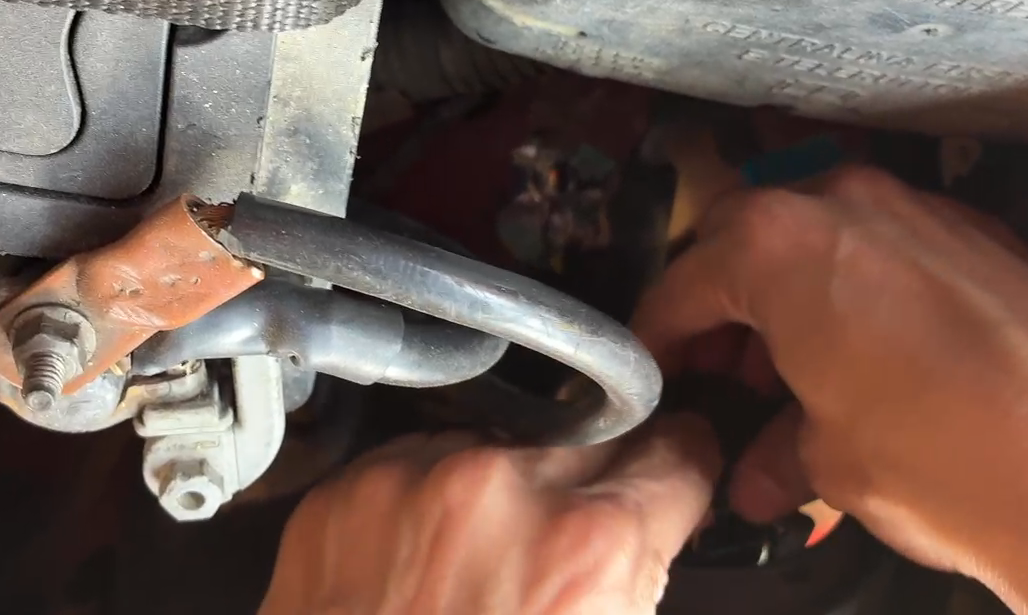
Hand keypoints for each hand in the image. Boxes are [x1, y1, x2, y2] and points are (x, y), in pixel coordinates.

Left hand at [261, 417, 719, 614]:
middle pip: (580, 443)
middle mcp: (499, 489)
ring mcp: (414, 476)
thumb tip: (646, 532)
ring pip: (492, 446)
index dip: (678, 467)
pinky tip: (421, 562)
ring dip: (501, 492)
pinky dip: (429, 499)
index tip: (675, 461)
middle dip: (587, 487)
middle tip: (560, 547)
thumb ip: (631, 583)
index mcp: (584, 549)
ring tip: (479, 567)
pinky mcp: (350, 486)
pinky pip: (415, 464)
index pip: (668, 459)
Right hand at [634, 166, 1027, 614]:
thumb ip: (777, 445)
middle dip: (720, 305)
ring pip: (810, 239)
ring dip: (788, 296)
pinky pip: (882, 247)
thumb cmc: (964, 462)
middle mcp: (834, 203)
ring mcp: (911, 209)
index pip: (679, 285)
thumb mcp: (833, 463)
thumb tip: (763, 468)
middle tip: (724, 367)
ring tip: (800, 369)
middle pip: (738, 244)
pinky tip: (872, 354)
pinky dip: (855, 289)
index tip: (658, 366)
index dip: (659, 335)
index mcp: (771, 244)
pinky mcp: (977, 231)